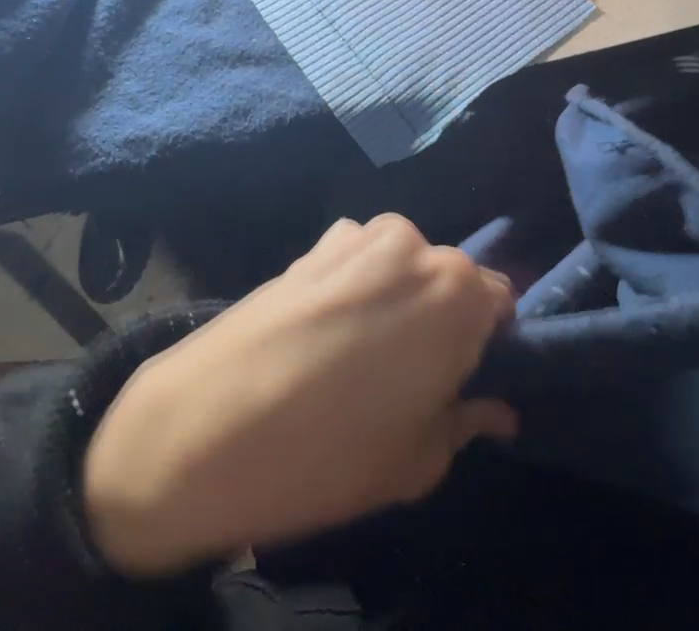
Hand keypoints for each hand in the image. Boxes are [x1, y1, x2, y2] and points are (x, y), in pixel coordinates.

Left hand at [82, 215, 517, 576]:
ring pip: (401, 268)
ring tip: (358, 354)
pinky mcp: (308, 245)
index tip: (462, 381)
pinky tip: (322, 334)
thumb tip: (497, 409)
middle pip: (449, 282)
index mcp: (460, 293)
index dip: (487, 347)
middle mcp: (415, 247)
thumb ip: (468, 423)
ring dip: (396, 299)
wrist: (195, 431)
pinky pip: (354, 263)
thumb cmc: (327, 454)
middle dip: (442, 319)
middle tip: (410, 374)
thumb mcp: (417, 460)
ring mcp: (356, 237)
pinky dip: (353, 288)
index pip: (502, 306)